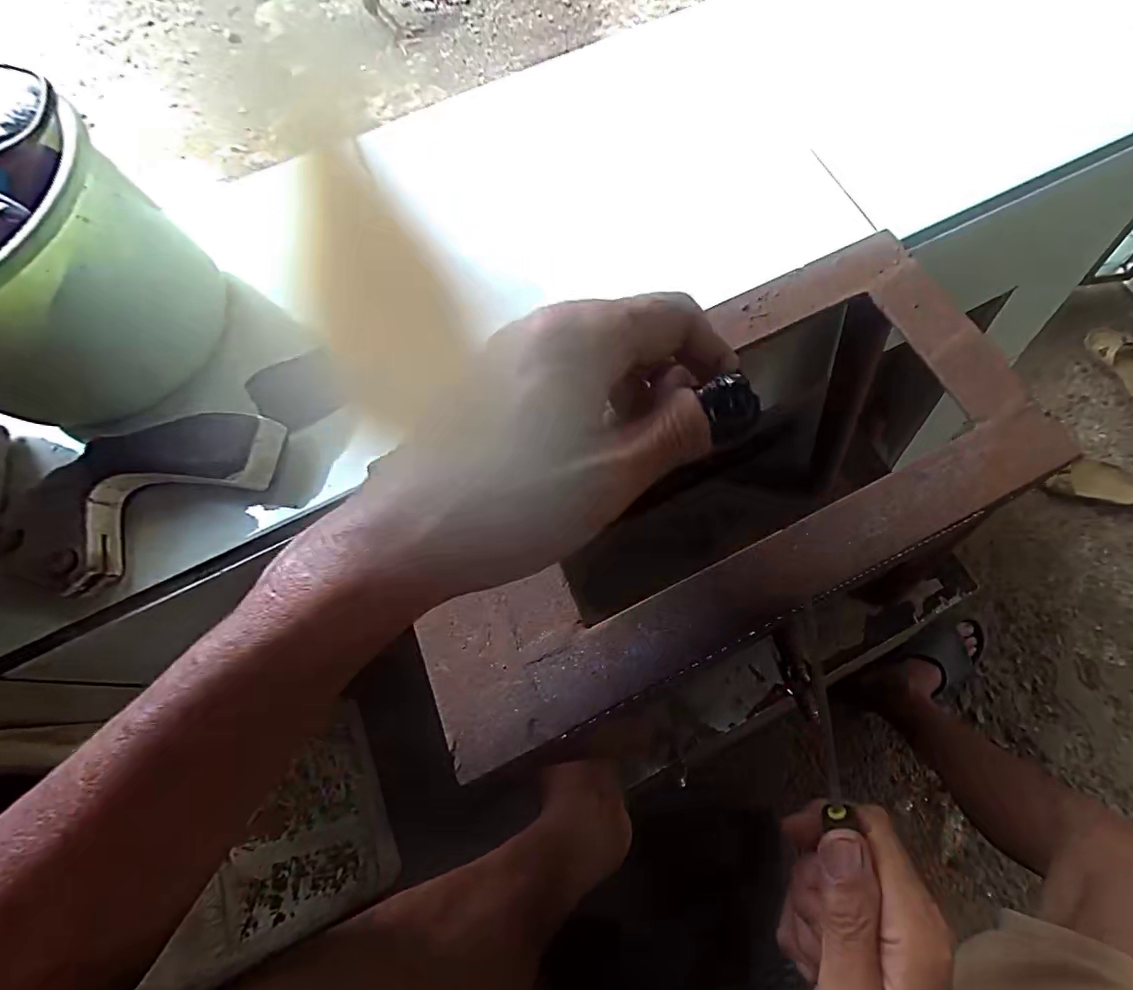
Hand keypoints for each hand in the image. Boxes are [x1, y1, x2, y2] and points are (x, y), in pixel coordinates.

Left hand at [343, 292, 735, 599]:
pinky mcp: (488, 375)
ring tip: (634, 449)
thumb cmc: (518, 506)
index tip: (725, 403)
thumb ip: (674, 431)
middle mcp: (546, 323)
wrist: (406, 534)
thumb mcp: (614, 476)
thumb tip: (703, 404)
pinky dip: (594, 396)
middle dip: (672, 375)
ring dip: (633, 389)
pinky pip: (562, 369)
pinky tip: (585, 449)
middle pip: (636, 327)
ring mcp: (510, 346)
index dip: (714, 354)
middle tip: (680, 437)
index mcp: (584, 333)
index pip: (676, 313)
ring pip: (598, 350)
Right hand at [778, 803, 955, 989]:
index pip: (875, 829)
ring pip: (836, 877)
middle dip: (814, 879)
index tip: (790, 837)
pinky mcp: (882, 940)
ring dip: (810, 908)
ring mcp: (899, 927)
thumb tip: (842, 836)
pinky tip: (816, 965)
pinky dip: (815, 928)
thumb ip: (848, 918)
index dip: (829, 821)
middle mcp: (913, 914)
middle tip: (810, 934)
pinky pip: (836, 906)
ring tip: (814, 961)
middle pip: (850, 850)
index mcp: (914, 922)